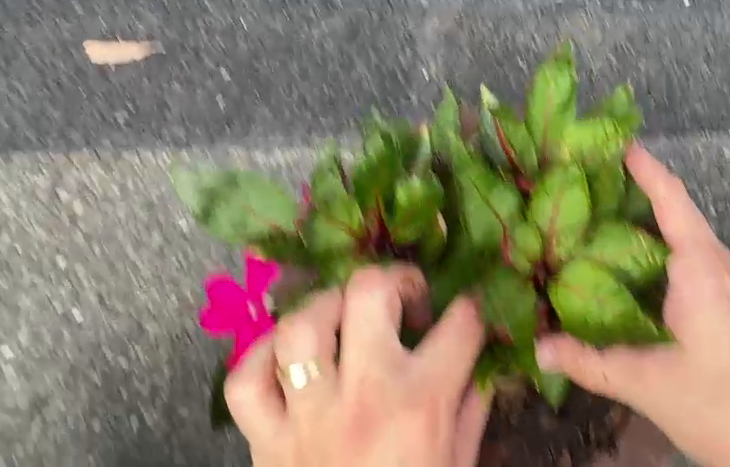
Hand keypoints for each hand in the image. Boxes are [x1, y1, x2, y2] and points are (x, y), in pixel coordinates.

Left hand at [225, 265, 492, 466]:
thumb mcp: (457, 460)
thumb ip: (470, 403)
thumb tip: (484, 355)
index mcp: (421, 401)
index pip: (462, 320)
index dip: (471, 304)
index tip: (465, 308)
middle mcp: (364, 395)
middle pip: (369, 292)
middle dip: (394, 281)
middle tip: (402, 302)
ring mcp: (308, 416)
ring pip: (301, 325)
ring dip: (325, 309)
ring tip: (343, 319)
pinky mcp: (265, 441)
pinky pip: (245, 379)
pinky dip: (261, 358)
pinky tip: (289, 359)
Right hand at [535, 147, 729, 466]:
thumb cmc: (719, 403)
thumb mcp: (646, 383)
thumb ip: (589, 361)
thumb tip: (537, 348)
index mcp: (700, 266)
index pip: (671, 199)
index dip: (644, 168)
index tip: (615, 142)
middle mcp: (719, 262)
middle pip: (677, 211)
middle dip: (638, 193)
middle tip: (591, 185)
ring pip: (687, 236)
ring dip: (651, 224)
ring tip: (604, 222)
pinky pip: (695, 258)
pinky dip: (664, 250)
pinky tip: (637, 271)